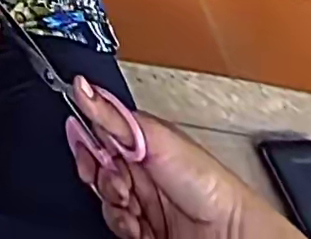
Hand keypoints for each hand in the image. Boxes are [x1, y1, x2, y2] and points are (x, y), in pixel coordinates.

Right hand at [70, 76, 292, 238]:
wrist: (229, 234)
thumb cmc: (204, 181)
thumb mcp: (153, 139)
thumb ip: (112, 115)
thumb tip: (81, 85)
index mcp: (138, 139)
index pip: (98, 134)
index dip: (86, 141)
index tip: (84, 148)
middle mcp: (137, 169)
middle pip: (97, 169)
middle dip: (99, 176)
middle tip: (116, 181)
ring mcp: (140, 202)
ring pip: (104, 200)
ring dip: (113, 204)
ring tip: (131, 206)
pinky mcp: (143, 231)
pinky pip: (115, 226)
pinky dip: (122, 227)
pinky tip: (136, 226)